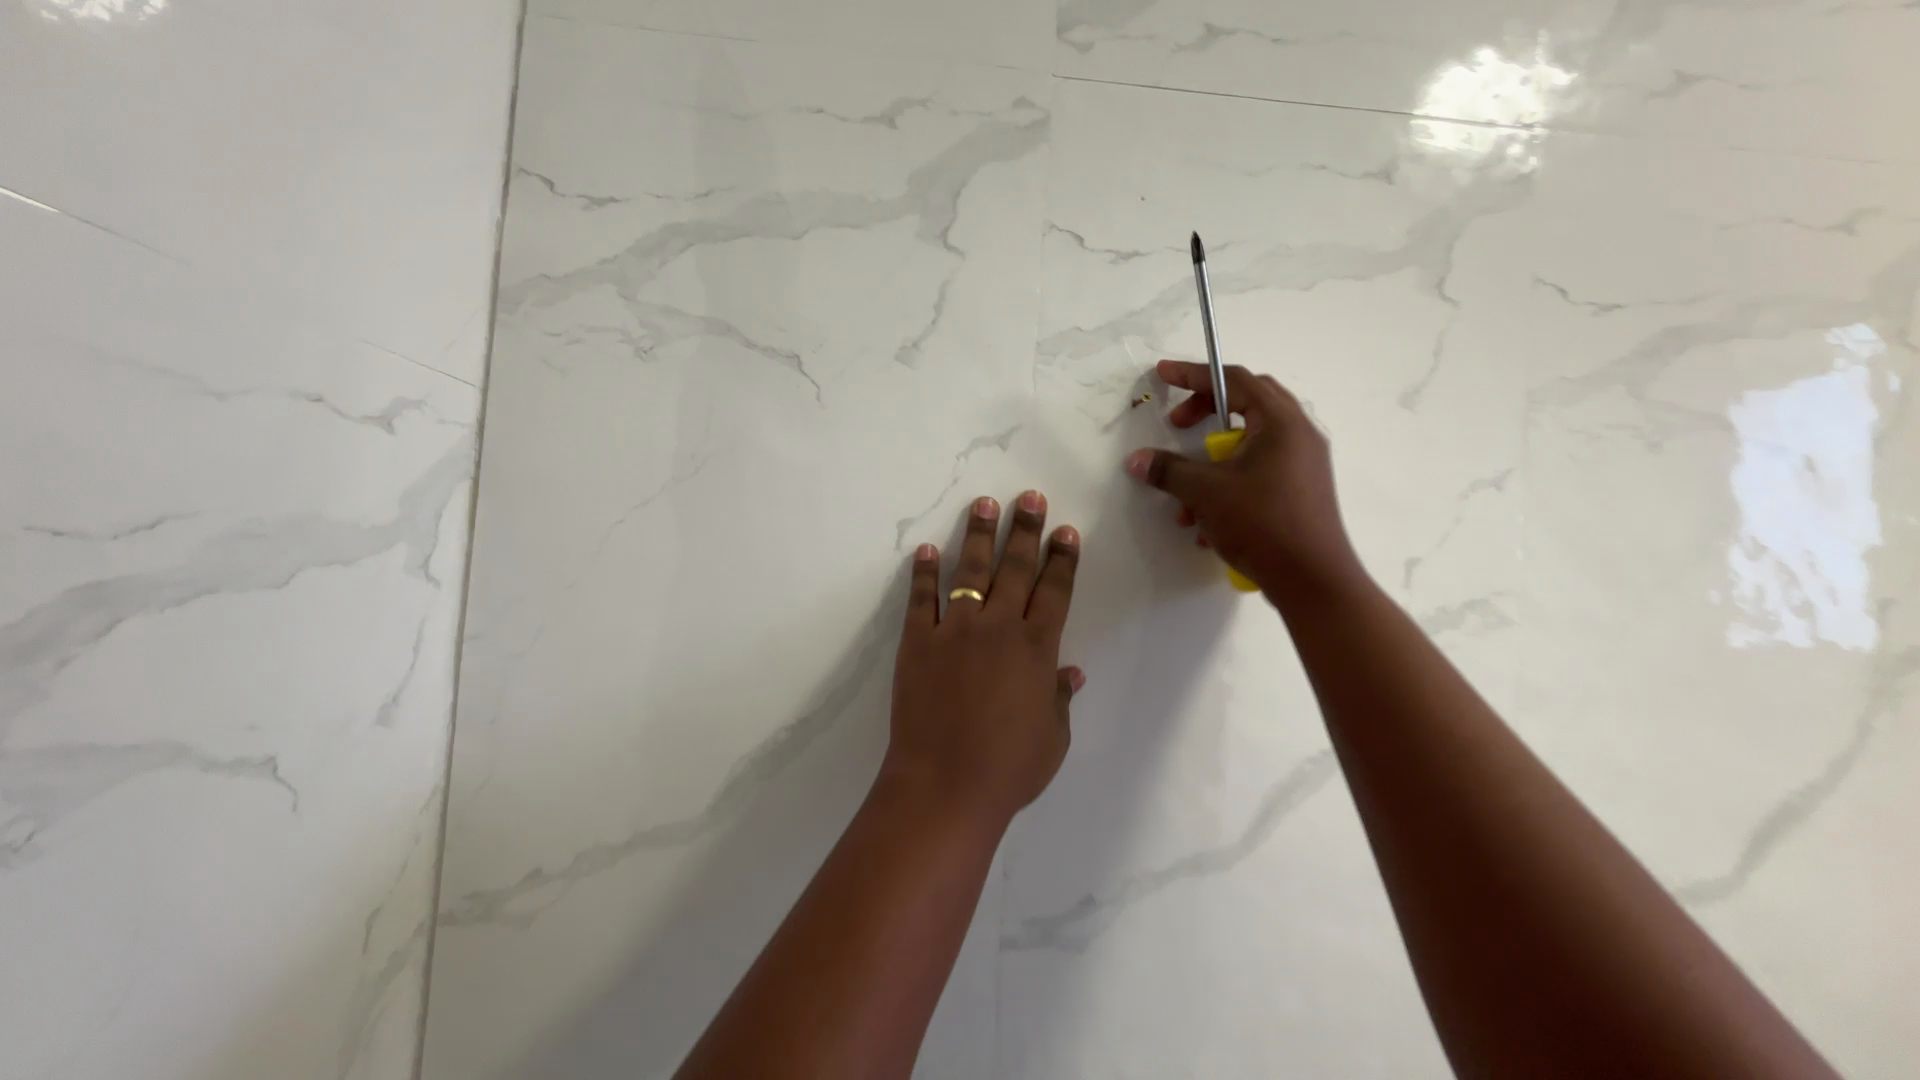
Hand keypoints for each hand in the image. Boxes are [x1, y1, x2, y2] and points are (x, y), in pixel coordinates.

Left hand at [884, 491, 1081, 827]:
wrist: (946, 784)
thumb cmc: (1009, 768)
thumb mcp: (1052, 738)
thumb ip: (1060, 700)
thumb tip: (1071, 674)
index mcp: (1038, 648)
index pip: (1055, 590)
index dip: (1063, 559)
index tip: (1066, 531)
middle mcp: (1000, 627)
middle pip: (1016, 567)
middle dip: (1025, 529)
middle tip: (1028, 497)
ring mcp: (955, 630)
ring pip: (971, 572)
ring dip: (979, 535)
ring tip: (984, 504)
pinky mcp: (918, 642)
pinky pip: (922, 599)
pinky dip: (924, 573)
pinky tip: (927, 550)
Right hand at [1125, 359, 1361, 600]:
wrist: (1313, 580)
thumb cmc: (1262, 524)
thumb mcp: (1206, 493)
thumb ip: (1169, 470)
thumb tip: (1138, 459)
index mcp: (1281, 422)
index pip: (1235, 380)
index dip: (1195, 375)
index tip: (1163, 374)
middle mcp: (1298, 434)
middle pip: (1246, 405)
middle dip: (1204, 414)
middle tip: (1176, 427)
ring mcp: (1304, 463)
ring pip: (1250, 444)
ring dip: (1212, 462)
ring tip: (1185, 495)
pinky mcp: (1302, 490)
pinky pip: (1260, 471)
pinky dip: (1230, 484)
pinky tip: (1207, 522)